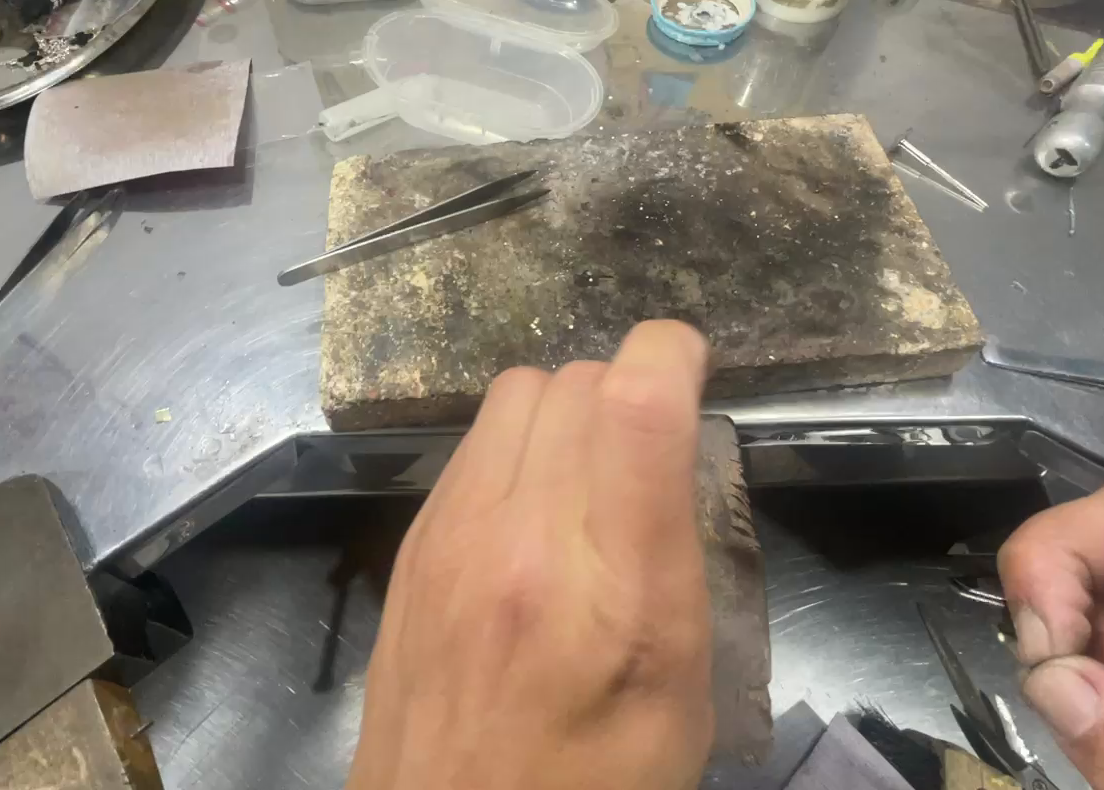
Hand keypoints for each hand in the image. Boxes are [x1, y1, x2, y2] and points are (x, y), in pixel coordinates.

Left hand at [347, 321, 713, 789]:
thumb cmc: (594, 778)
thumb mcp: (683, 687)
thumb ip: (679, 553)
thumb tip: (667, 454)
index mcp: (614, 587)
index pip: (634, 408)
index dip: (668, 355)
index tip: (686, 364)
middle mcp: (523, 536)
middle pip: (576, 380)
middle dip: (623, 389)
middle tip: (639, 444)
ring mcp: (454, 528)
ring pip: (520, 388)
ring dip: (565, 405)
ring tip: (582, 462)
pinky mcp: (417, 532)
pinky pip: (476, 434)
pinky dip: (517, 437)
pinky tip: (526, 494)